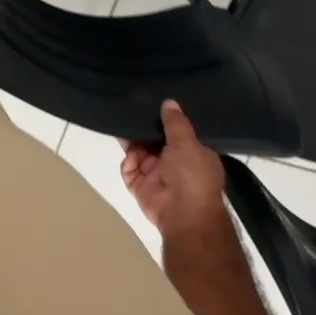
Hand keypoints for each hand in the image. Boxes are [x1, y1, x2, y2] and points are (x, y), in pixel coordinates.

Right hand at [120, 100, 230, 241]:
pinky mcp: (140, 186)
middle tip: (131, 109)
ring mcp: (156, 175)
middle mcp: (175, 163)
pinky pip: (130, 170)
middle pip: (155, 141)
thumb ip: (176, 122)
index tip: (153, 103)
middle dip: (144, 129)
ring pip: (139, 153)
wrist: (183, 212)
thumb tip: (169, 101)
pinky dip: (128, 163)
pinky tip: (130, 156)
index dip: (166, 120)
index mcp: (193, 153)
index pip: (178, 133)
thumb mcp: (187, 142)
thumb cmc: (192, 174)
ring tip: (121, 123)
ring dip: (132, 143)